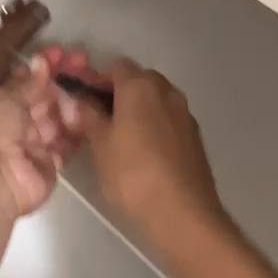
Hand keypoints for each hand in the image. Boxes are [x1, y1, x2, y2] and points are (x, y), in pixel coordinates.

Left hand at [0, 48, 86, 222]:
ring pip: (58, 116)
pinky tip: (91, 112)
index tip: (63, 53)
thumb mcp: (5, 97)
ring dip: (73, 101)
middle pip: (44, 96)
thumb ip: (28, 81)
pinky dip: (78, 128)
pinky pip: (67, 141)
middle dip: (64, 79)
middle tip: (85, 63)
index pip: (25, 79)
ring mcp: (33, 143)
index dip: (44, 65)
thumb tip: (40, 61)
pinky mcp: (50, 163)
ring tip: (90, 85)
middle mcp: (16, 121)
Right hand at [75, 57, 226, 240]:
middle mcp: (166, 90)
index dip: (97, 80)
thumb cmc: (133, 174)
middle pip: (139, 79)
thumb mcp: (100, 145)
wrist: (183, 211)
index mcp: (140, 86)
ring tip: (121, 139)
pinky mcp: (195, 134)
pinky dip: (155, 125)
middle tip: (100, 120)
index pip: (116, 66)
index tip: (84, 101)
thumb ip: (90, 116)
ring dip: (139, 109)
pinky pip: (169, 118)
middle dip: (119, 93)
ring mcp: (184, 112)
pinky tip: (145, 153)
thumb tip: (82, 100)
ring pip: (156, 99)